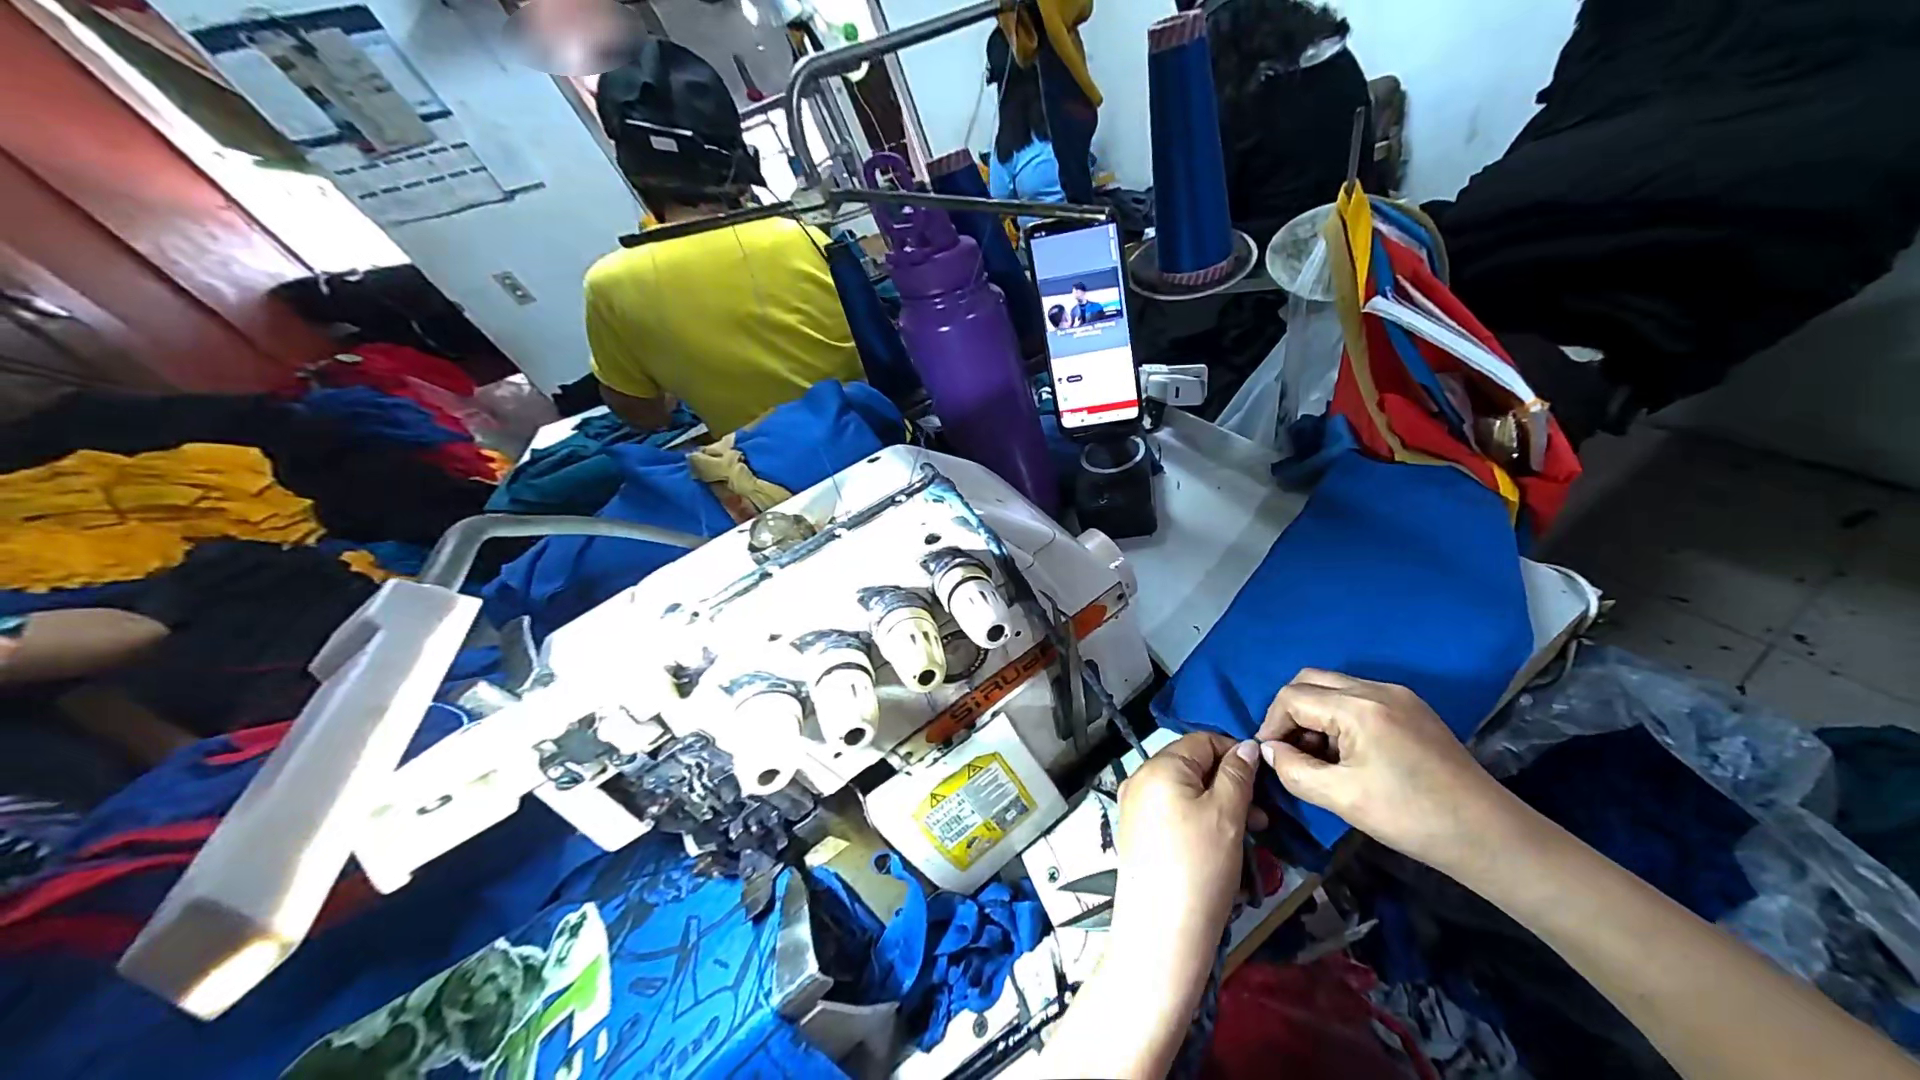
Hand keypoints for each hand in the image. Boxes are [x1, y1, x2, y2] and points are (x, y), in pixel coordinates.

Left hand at [1108, 733, 1265, 983]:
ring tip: (1249, 833)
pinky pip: (1174, 813)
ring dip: (1220, 805)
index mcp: (1157, 766)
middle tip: (1262, 815)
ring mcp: (1135, 807)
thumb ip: (1238, 775)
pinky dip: (1200, 821)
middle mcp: (1139, 779)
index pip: (1202, 740)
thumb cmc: (1198, 866)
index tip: (1263, 781)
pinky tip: (1222, 845)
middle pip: (1193, 766)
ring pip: (1186, 792)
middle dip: (1230, 784)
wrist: (1162, 931)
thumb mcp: (1227, 814)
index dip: (1236, 754)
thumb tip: (1245, 746)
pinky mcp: (1138, 833)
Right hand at [1256, 669, 1519, 873]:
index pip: (1292, 697)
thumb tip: (1269, 751)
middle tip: (1289, 749)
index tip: (1270, 756)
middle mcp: (1377, 688)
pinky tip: (1346, 751)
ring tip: (1317, 754)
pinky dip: (1339, 715)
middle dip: (1289, 711)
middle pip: (1310, 680)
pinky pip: (1358, 697)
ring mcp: (1399, 695)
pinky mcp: (1413, 709)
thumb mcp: (1340, 798)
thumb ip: (1292, 769)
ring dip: (1314, 713)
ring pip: (1334, 686)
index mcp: (1359, 707)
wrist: (1491, 836)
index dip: (1272, 724)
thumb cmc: (1411, 817)